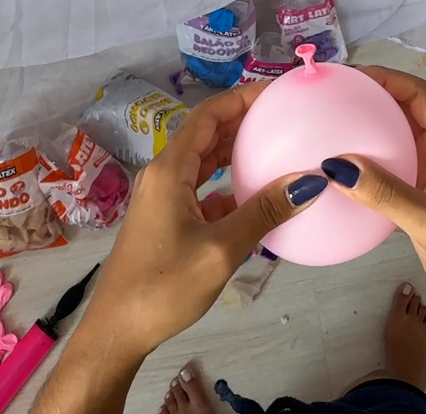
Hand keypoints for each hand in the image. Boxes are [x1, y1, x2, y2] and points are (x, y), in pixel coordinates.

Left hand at [73, 83, 327, 359]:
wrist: (115, 334)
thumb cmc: (162, 287)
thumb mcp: (220, 250)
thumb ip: (264, 212)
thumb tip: (309, 181)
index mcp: (170, 170)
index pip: (208, 115)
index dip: (241, 97)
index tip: (275, 91)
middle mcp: (163, 174)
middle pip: (205, 132)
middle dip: (242, 118)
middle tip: (282, 113)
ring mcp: (162, 197)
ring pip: (202, 159)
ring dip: (234, 148)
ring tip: (273, 141)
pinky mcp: (165, 219)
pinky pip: (200, 186)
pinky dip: (226, 181)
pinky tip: (253, 193)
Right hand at [319, 67, 425, 312]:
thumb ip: (385, 193)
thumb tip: (336, 165)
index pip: (418, 93)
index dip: (388, 77)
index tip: (352, 75)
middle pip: (405, 107)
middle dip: (373, 95)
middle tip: (333, 94)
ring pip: (395, 135)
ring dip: (368, 126)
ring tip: (330, 123)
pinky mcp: (417, 193)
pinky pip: (388, 165)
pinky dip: (367, 161)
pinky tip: (340, 171)